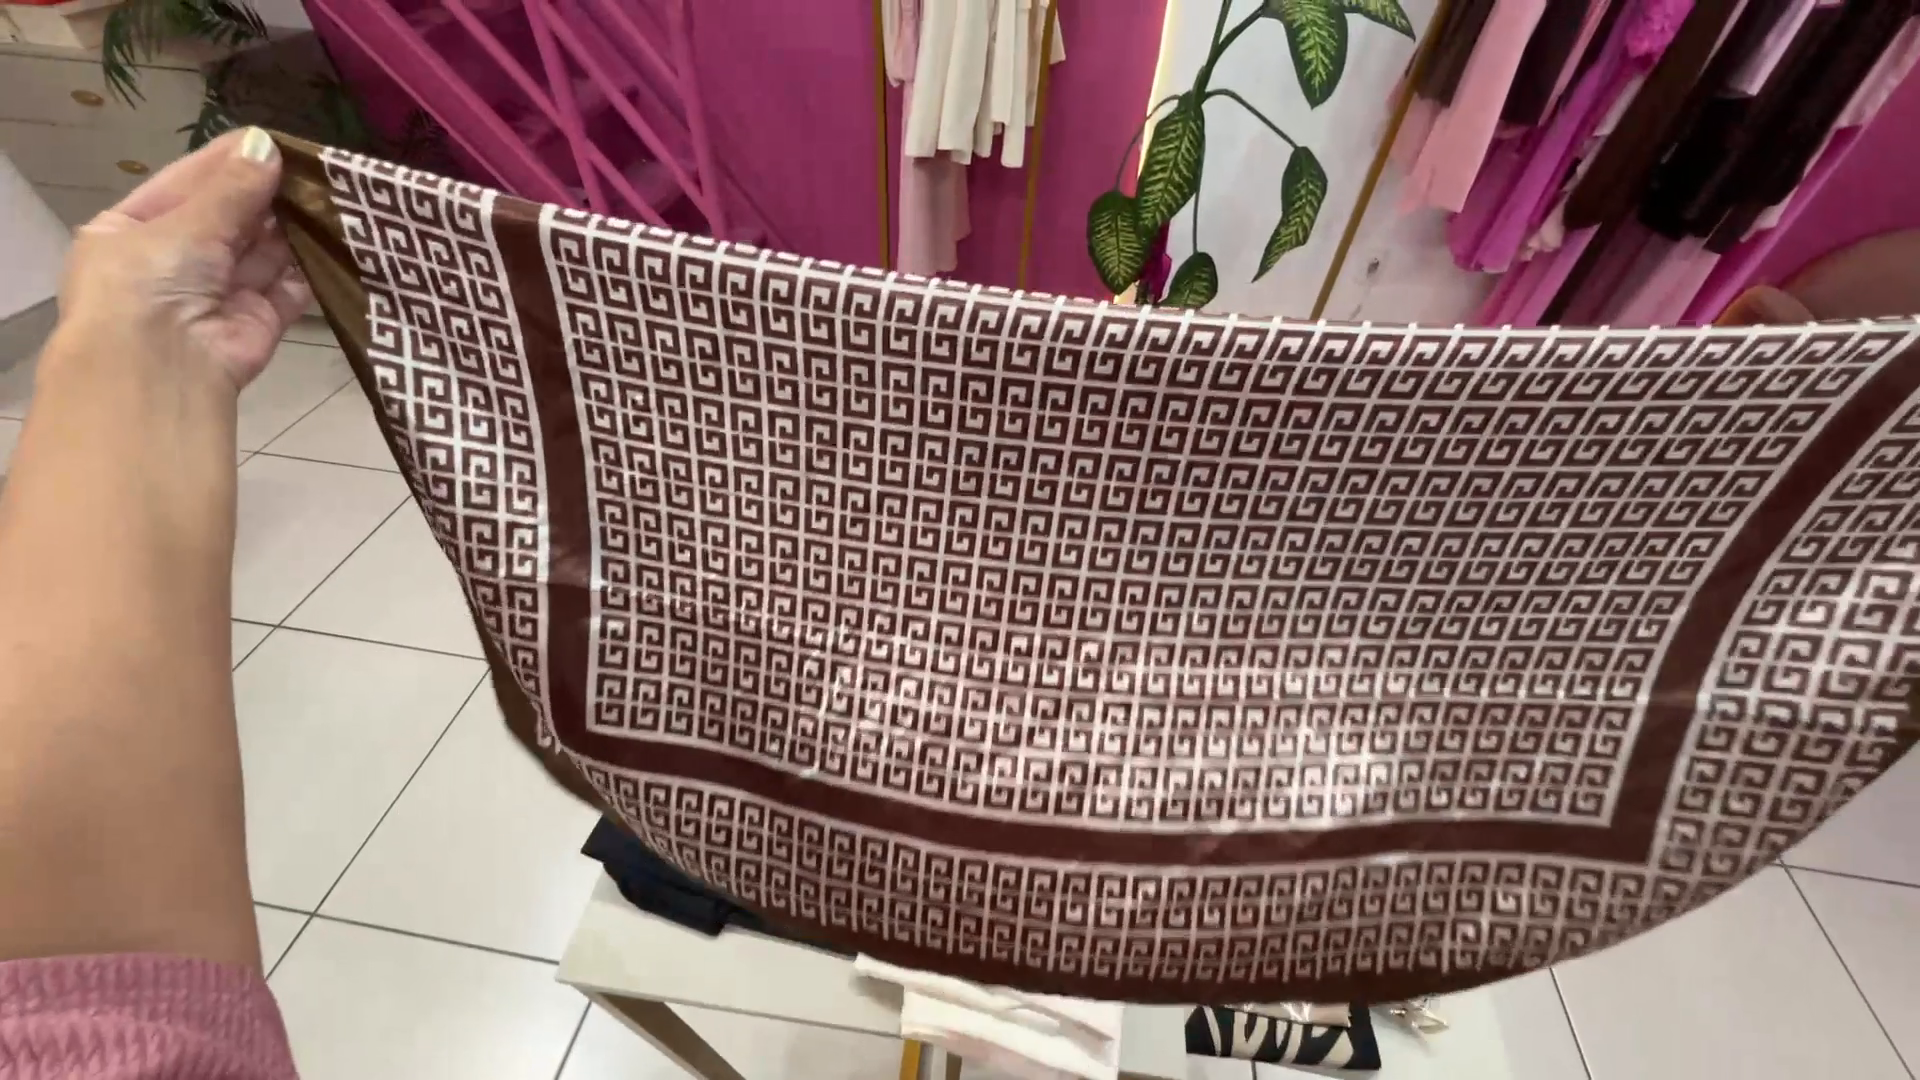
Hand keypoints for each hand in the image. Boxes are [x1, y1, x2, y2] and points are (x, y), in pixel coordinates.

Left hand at [53, 127, 308, 392]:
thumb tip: (266, 145)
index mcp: (138, 228)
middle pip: (233, 219)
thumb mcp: (182, 226)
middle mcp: (182, 257)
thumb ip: (231, 192)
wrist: (164, 365)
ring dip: (293, 231)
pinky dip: (311, 270)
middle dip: (269, 198)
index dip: (229, 164)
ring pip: (265, 252)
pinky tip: (336, 247)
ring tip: (333, 203)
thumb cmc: (148, 284)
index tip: (270, 143)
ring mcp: (224, 289)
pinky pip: (291, 288)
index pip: (189, 185)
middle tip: (314, 173)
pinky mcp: (264, 317)